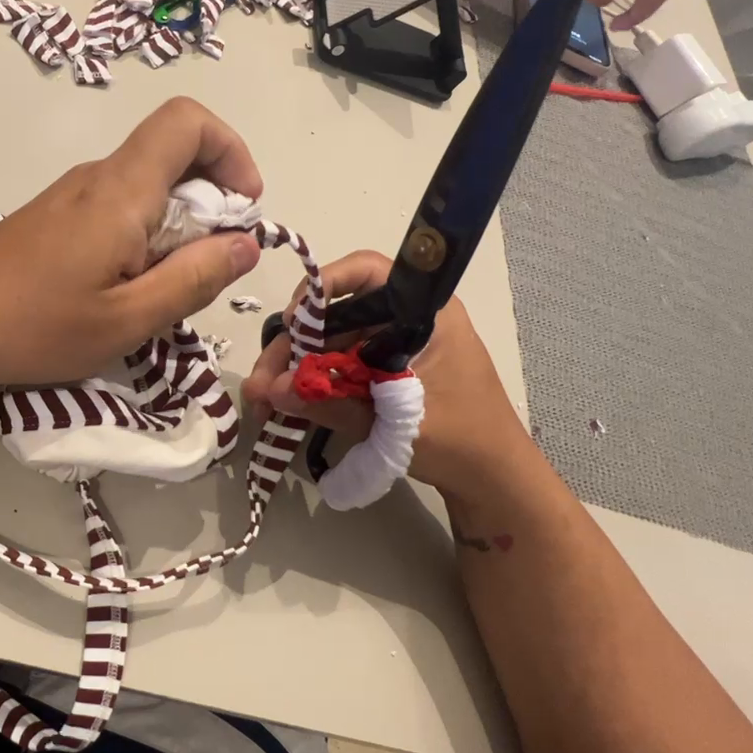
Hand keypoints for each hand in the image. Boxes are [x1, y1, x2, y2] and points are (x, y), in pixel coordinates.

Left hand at [0, 97, 262, 388]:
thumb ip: (192, 279)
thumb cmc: (33, 327)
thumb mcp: (126, 321)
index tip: (240, 210)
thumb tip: (245, 243)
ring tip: (154, 292)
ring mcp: (66, 196)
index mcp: (120, 190)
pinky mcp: (48, 219)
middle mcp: (94, 178)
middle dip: (206, 204)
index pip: (187, 120)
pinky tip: (115, 291)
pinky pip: (111, 210)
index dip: (230, 151)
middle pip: (170, 155)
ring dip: (170, 229)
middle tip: (199, 269)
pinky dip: (135, 238)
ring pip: (142, 188)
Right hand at [239, 250, 532, 499]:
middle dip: (291, 346)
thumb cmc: (463, 442)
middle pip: (332, 315)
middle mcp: (400, 322)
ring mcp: (386, 348)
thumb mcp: (397, 424)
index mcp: (423, 316)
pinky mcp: (376, 373)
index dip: (324, 285)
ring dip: (291, 370)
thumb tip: (273, 390)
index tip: (293, 320)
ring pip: (324, 343)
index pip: (368, 273)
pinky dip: (306, 385)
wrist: (492, 480)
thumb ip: (334, 405)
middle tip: (260, 383)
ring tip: (261, 403)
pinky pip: (332, 367)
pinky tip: (281, 407)